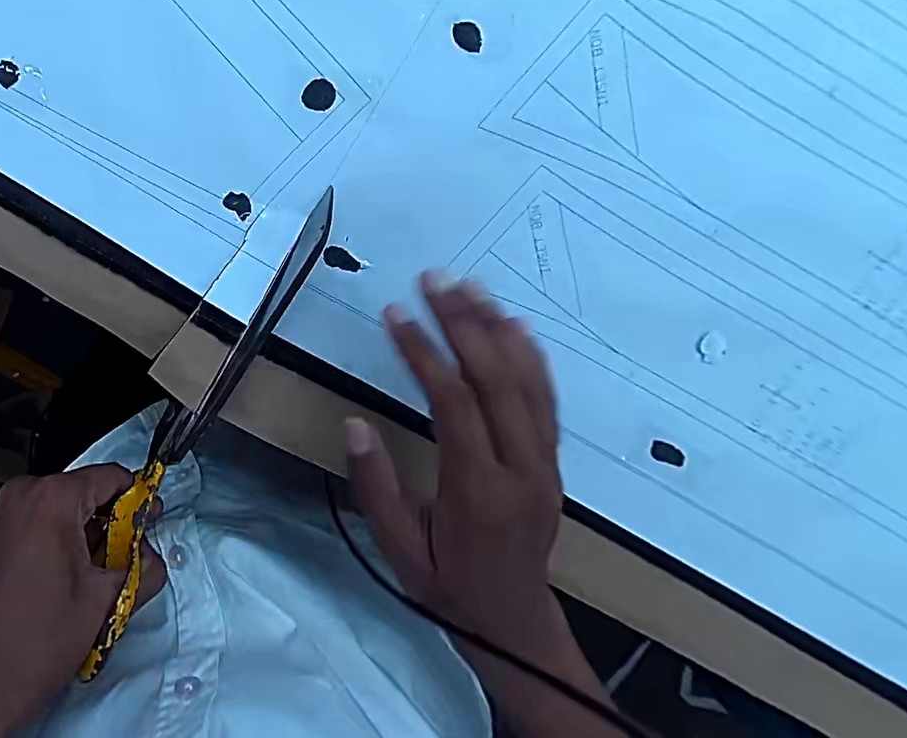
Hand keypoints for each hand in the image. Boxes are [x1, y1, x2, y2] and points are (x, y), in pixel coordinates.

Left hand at [0, 464, 166, 737]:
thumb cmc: (25, 648)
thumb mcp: (103, 602)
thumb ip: (142, 568)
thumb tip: (151, 558)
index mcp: (52, 499)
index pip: (111, 476)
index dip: (139, 499)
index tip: (150, 518)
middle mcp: (23, 495)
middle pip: (86, 492)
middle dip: (113, 523)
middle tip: (130, 554)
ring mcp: (4, 513)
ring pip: (63, 509)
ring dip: (88, 535)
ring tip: (99, 576)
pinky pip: (40, 521)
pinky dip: (61, 541)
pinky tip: (71, 579)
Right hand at [347, 273, 622, 736]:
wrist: (515, 626)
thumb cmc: (446, 584)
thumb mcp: (398, 549)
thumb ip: (376, 487)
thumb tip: (354, 424)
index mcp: (478, 489)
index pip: (453, 403)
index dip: (423, 353)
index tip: (395, 314)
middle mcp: (521, 468)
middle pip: (496, 381)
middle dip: (463, 323)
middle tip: (436, 280)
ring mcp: (544, 463)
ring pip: (526, 384)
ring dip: (497, 329)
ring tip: (470, 287)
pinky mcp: (552, 461)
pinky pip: (546, 401)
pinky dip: (531, 357)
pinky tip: (516, 327)